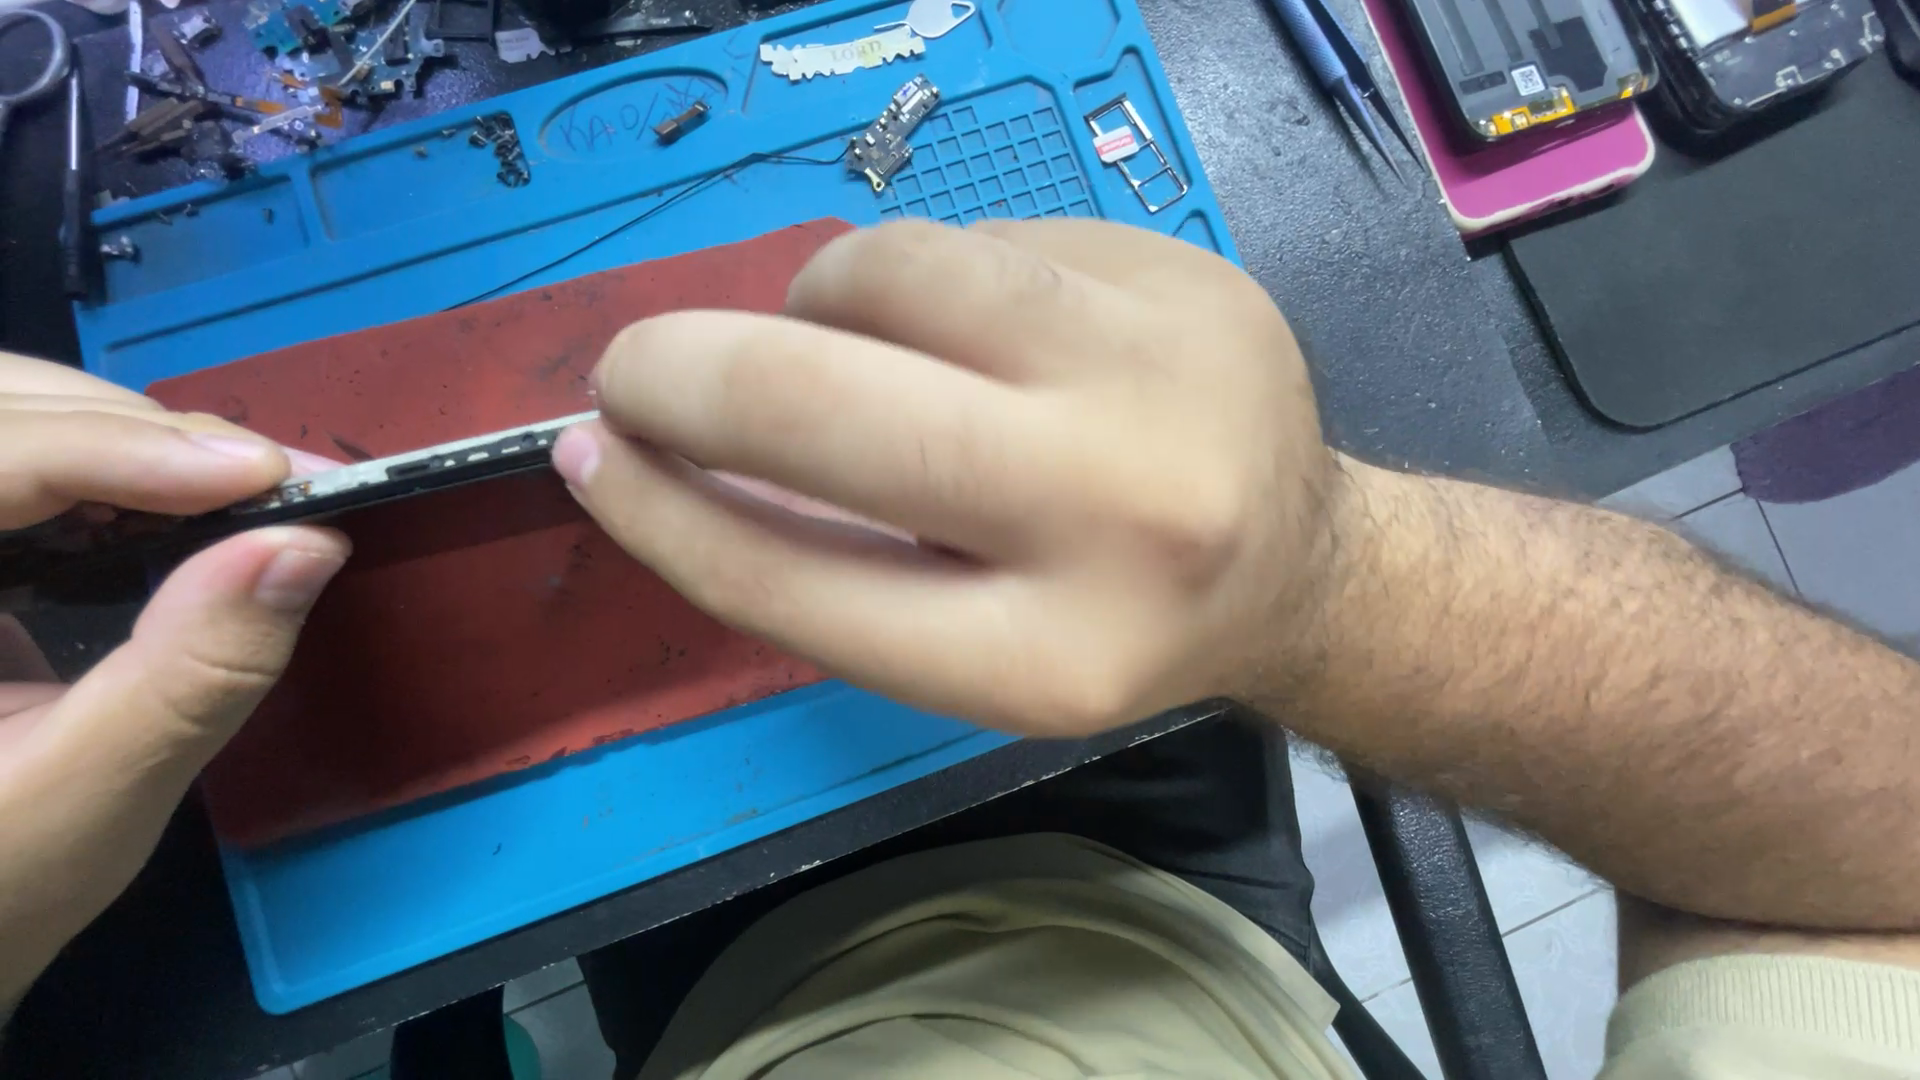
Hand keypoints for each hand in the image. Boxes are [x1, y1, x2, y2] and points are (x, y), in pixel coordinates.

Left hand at [0, 354, 348, 1011]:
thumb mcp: (93, 796)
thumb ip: (198, 669)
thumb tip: (307, 544)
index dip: (118, 448)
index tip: (269, 477)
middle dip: (134, 428)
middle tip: (271, 482)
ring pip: (5, 417)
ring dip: (133, 437)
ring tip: (243, 491)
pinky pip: (22, 461)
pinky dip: (118, 467)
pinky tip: (180, 507)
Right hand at [553, 220, 1339, 734]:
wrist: (1294, 564)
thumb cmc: (1114, 623)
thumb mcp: (977, 651)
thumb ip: (827, 570)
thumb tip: (659, 459)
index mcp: (1045, 660)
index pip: (798, 580)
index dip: (664, 516)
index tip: (593, 457)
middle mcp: (1117, 514)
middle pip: (829, 408)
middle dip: (686, 372)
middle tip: (638, 369)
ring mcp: (1165, 372)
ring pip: (895, 271)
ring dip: (817, 301)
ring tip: (844, 341)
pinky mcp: (1186, 276)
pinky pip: (981, 237)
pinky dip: (929, 280)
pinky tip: (975, 331)